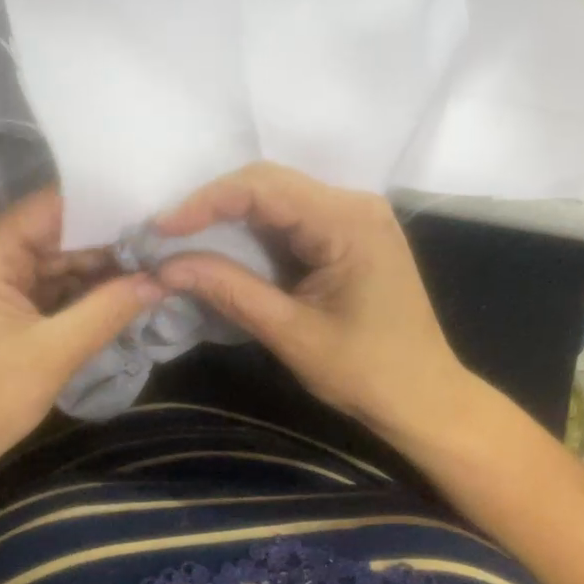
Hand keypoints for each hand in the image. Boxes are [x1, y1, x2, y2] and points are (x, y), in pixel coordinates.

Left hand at [0, 189, 162, 487]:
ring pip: (58, 263)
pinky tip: (126, 294)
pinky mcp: (1, 307)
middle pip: (59, 234)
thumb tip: (161, 280)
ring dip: (101, 271)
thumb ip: (108, 309)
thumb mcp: (55, 352)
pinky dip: (82, 294)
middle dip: (111, 244)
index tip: (158, 213)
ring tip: (159, 268)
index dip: (107, 209)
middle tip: (169, 247)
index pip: (55, 208)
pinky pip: (49, 289)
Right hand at [155, 163, 475, 439]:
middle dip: (212, 207)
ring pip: (276, 200)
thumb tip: (166, 266)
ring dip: (228, 218)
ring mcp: (354, 218)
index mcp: (348, 222)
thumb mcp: (291, 333)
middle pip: (268, 184)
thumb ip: (231, 291)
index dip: (205, 202)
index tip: (159, 230)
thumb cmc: (366, 372)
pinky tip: (221, 250)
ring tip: (181, 242)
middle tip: (163, 237)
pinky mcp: (348, 237)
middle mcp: (354, 205)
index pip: (263, 188)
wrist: (423, 399)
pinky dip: (252, 233)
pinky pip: (290, 221)